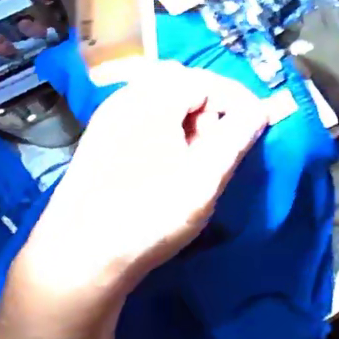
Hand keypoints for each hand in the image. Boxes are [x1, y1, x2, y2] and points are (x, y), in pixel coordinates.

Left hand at [5, 65, 266, 333]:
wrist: (78, 258)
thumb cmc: (149, 215)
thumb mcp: (205, 178)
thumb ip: (237, 137)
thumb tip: (260, 110)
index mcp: (152, 98)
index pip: (208, 80)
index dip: (238, 100)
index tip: (257, 127)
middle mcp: (126, 98)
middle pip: (182, 84)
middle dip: (212, 108)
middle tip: (224, 145)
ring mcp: (107, 120)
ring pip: (161, 102)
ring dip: (190, 121)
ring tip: (200, 160)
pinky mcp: (99, 143)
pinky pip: (143, 119)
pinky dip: (167, 131)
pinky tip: (170, 165)